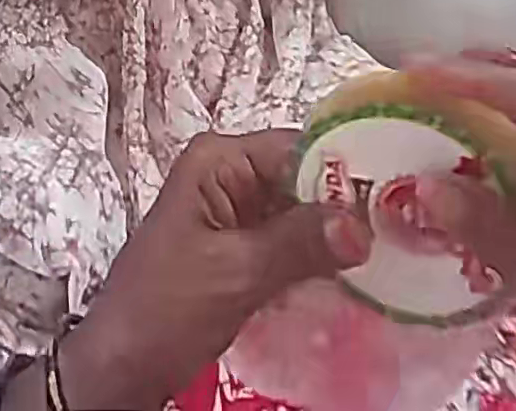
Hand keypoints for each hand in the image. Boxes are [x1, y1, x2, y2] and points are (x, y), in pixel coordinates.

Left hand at [55, 130, 372, 409]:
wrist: (119, 366)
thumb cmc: (166, 305)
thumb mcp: (235, 272)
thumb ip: (299, 243)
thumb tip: (361, 223)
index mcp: (219, 160)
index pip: (294, 148)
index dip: (341, 171)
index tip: (388, 204)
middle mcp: (229, 173)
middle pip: (300, 178)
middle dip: (341, 207)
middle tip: (395, 237)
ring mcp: (235, 210)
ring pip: (298, 211)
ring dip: (333, 236)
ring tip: (384, 259)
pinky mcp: (240, 245)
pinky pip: (289, 240)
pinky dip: (315, 257)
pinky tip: (350, 279)